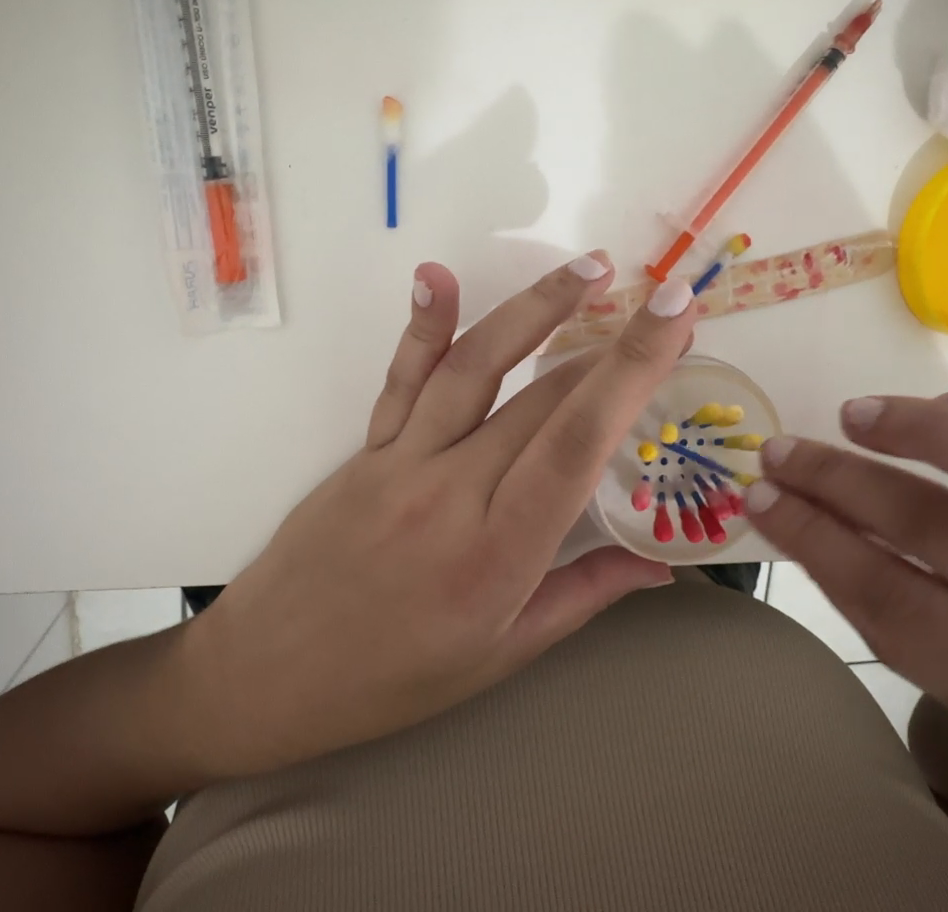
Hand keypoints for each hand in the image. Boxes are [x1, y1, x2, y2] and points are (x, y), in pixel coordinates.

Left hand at [181, 254, 696, 778]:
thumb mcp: (504, 653)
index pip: (580, 441)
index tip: (678, 315)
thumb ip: (585, 594)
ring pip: (475, 367)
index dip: (635, 370)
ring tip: (590, 269)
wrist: (269, 673)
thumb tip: (659, 562)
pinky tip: (438, 275)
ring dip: (536, 309)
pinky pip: (400, 379)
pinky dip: (424, 324)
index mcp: (500, 551)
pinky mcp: (367, 449)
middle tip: (664, 304)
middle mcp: (453, 491)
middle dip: (613, 343)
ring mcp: (402, 461)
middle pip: (544, 398)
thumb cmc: (395, 677)